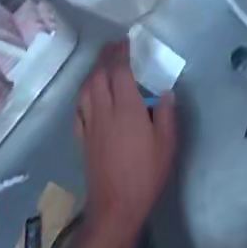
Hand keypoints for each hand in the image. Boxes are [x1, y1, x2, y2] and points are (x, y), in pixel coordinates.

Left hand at [74, 41, 176, 247]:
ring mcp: (90, 125)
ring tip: (102, 66)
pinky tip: (89, 96)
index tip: (127, 42)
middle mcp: (104, 111)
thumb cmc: (146, 174)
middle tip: (114, 47)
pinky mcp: (82, 138)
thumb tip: (164, 92)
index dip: (122, 54)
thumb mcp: (167, 144)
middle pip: (98, 76)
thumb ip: (165, 114)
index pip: (120, 72)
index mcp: (126, 109)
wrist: (115, 205)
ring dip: (93, 73)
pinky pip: (79, 108)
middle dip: (105, 58)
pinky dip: (84, 94)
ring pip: (86, 90)